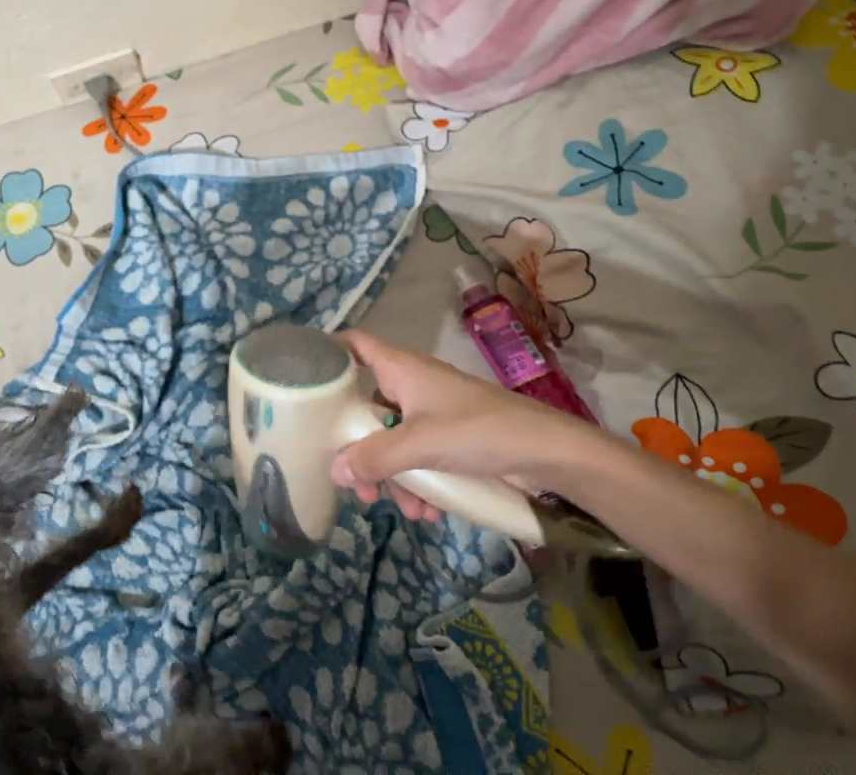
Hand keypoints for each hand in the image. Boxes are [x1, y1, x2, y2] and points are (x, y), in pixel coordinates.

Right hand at [330, 329, 613, 520]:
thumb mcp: (420, 445)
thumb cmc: (480, 432)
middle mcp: (412, 386)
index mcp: (401, 369)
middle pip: (368, 407)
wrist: (550, 454)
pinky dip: (420, 483)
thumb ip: (374, 458)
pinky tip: (431, 512)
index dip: (329, 353)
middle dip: (360, 448)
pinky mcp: (453, 440)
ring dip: (394, 477)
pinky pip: (420, 459)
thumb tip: (336, 472)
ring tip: (407, 510)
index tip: (305, 378)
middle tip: (356, 482)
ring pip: (394, 440)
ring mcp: (433, 413)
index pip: (355, 344)